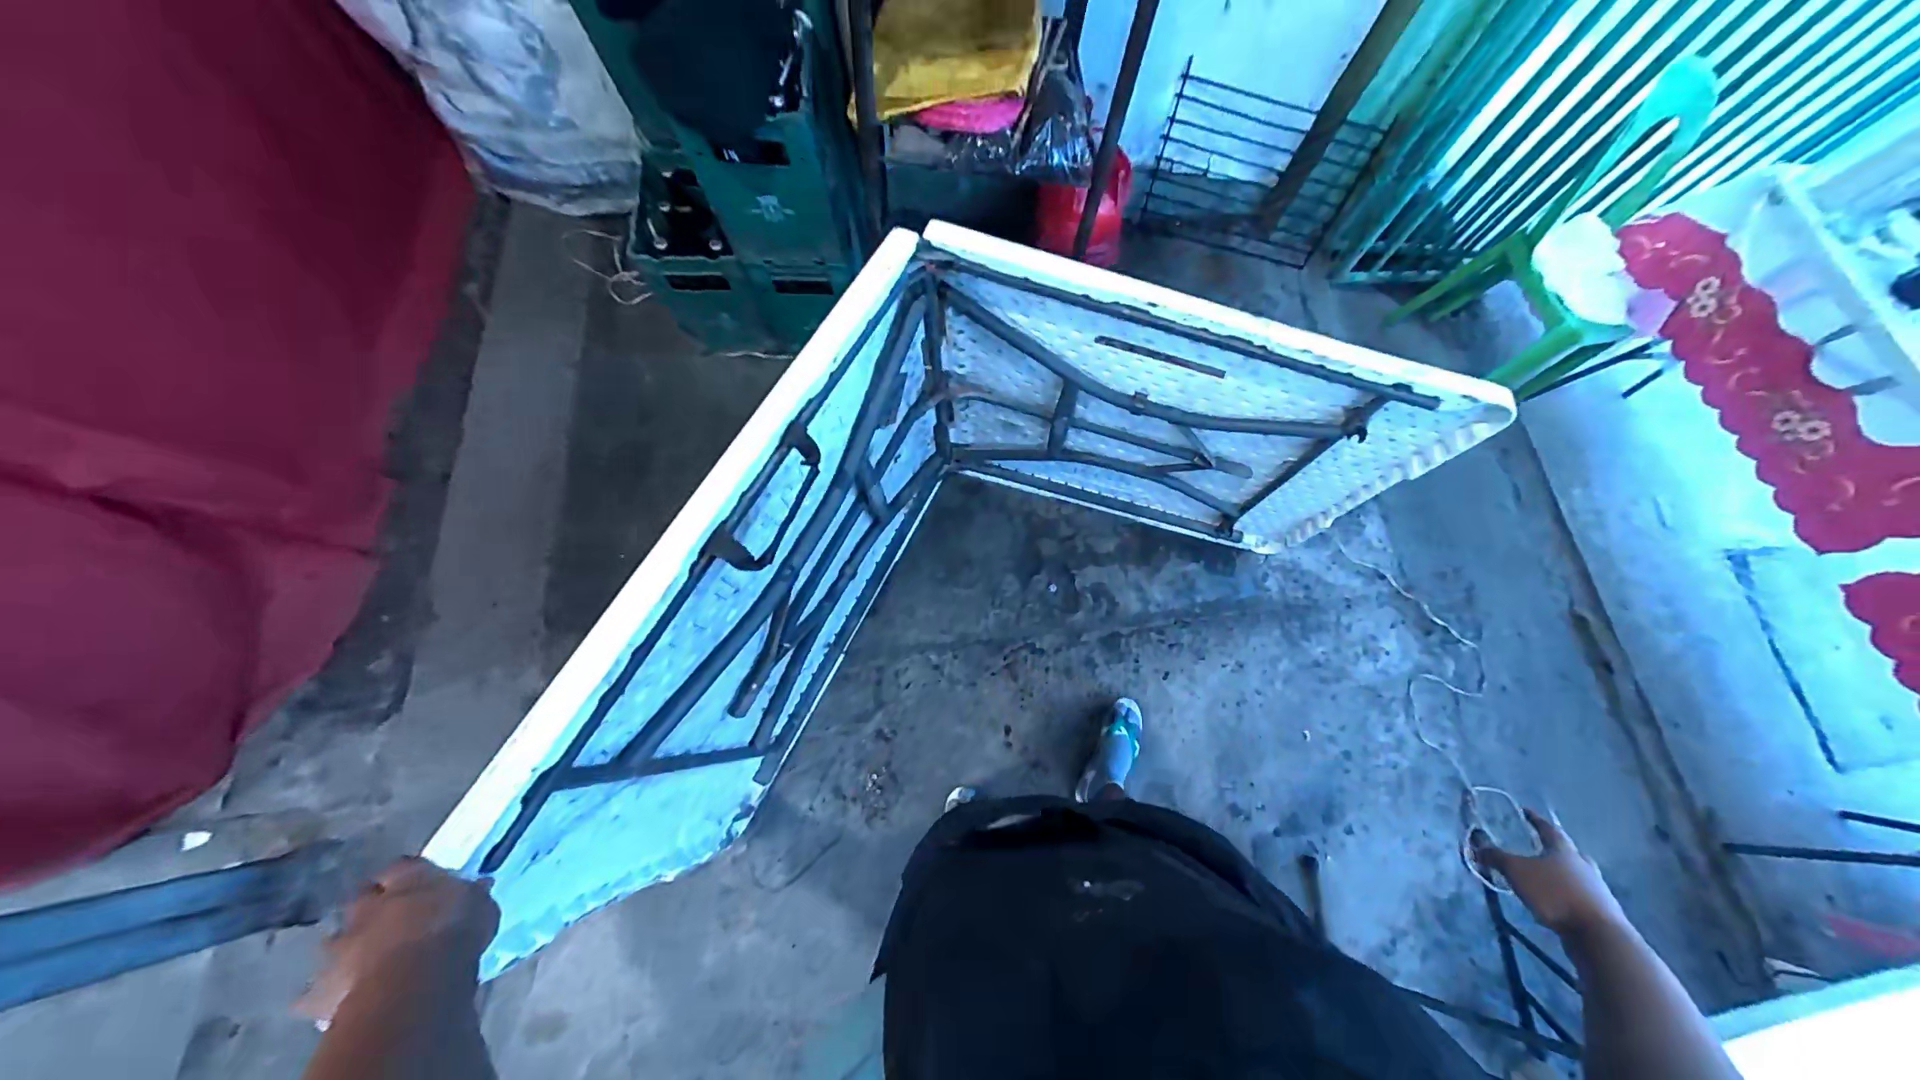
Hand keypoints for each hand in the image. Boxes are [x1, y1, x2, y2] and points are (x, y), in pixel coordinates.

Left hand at [297, 857, 498, 1023]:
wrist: (414, 979)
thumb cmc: (456, 930)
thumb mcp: (480, 905)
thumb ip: (472, 895)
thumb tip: (477, 886)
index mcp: (408, 878)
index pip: (401, 866)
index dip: (405, 875)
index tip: (417, 884)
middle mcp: (368, 905)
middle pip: (361, 899)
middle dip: (369, 907)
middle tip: (386, 918)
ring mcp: (339, 946)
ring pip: (333, 941)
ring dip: (345, 947)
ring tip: (362, 958)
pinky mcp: (320, 989)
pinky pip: (315, 992)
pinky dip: (325, 993)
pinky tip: (340, 997)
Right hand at [1473, 808, 1626, 937]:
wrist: (1599, 935)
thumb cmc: (1554, 894)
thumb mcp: (1516, 871)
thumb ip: (1495, 857)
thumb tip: (1477, 845)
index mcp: (1563, 850)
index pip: (1548, 828)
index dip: (1535, 819)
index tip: (1525, 811)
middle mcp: (1583, 865)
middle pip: (1567, 851)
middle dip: (1552, 848)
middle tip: (1537, 846)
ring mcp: (1596, 889)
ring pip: (1576, 873)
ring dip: (1560, 872)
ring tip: (1542, 876)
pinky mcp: (1601, 910)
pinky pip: (1579, 893)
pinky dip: (1565, 892)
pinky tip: (1555, 900)